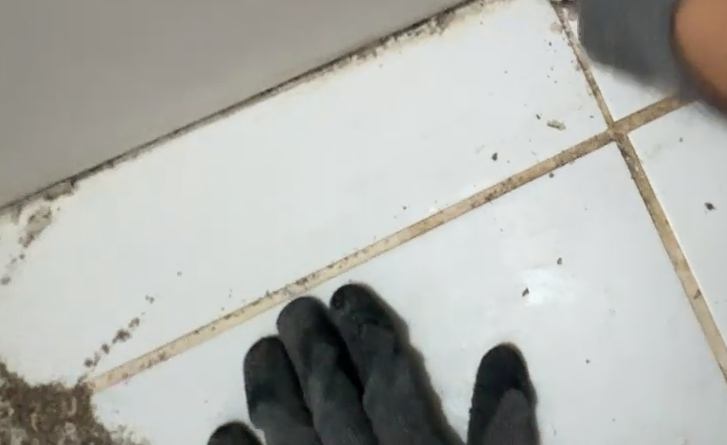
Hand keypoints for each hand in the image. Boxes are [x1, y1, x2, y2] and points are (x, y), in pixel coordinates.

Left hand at [207, 285, 536, 444]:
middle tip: (292, 310)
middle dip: (314, 352)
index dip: (368, 334)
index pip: (389, 380)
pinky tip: (223, 437)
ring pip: (289, 442)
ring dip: (272, 396)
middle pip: (332, 402)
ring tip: (256, 354)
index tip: (347, 296)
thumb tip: (501, 352)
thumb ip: (504, 433)